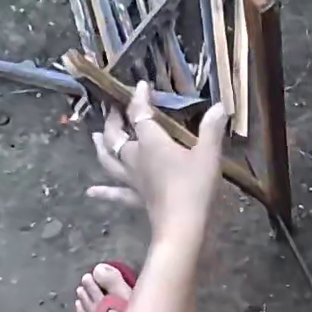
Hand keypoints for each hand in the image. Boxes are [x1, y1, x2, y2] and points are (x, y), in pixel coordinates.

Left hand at [90, 82, 228, 242]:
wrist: (181, 225)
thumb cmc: (195, 187)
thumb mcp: (208, 155)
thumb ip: (212, 129)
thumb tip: (220, 106)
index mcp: (151, 142)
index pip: (140, 114)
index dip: (139, 99)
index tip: (140, 86)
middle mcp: (136, 157)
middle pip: (117, 135)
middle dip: (114, 121)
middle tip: (113, 110)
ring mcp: (132, 179)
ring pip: (109, 160)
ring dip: (101, 147)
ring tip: (95, 137)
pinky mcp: (135, 198)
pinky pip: (116, 193)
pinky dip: (103, 192)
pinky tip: (90, 192)